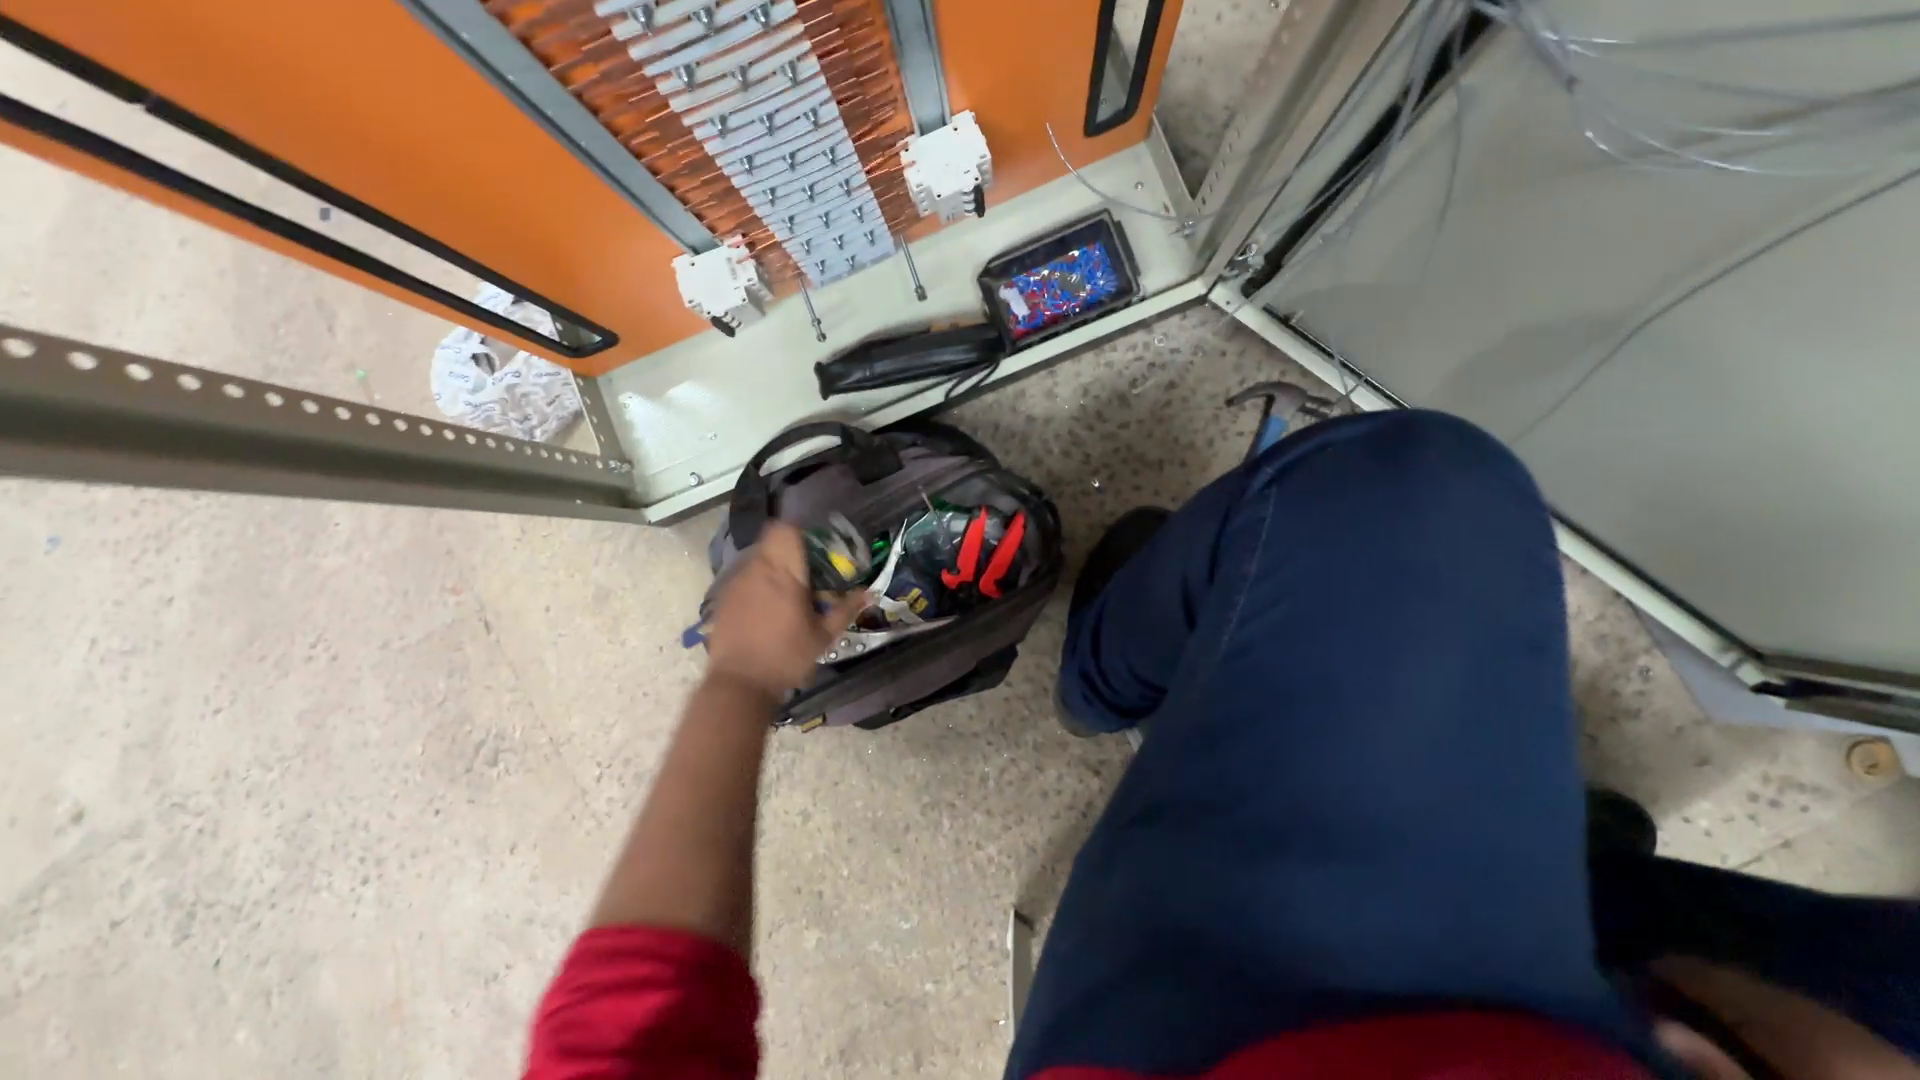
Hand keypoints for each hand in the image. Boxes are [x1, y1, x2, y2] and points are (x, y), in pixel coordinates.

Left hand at [706, 523, 865, 699]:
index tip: (814, 550)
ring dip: (771, 568)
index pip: (786, 530)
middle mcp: (757, 569)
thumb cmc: (787, 657)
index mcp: (784, 573)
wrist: (740, 682)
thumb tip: (868, 593)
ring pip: (756, 559)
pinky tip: (764, 609)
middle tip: (805, 574)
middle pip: (771, 541)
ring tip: (785, 594)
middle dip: (789, 552)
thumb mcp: (823, 637)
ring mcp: (736, 582)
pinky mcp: (722, 597)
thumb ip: (845, 610)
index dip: (800, 533)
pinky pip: (743, 578)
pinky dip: (756, 584)